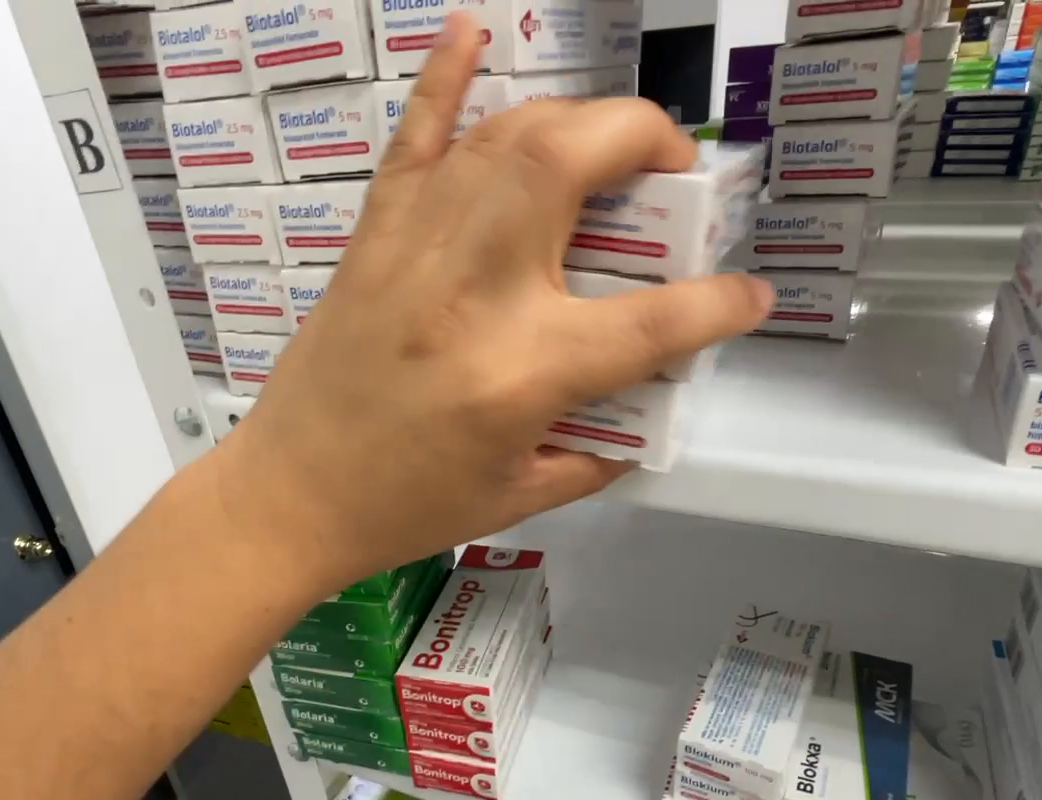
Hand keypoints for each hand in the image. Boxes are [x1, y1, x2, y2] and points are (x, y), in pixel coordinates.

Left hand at [204, 13, 769, 594]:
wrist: (291, 497)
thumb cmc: (407, 509)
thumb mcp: (521, 498)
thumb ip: (597, 453)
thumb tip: (644, 409)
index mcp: (524, 372)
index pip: (654, 320)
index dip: (719, 304)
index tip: (750, 295)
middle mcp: (477, 289)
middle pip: (576, 164)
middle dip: (645, 146)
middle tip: (669, 177)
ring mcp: (418, 248)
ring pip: (510, 137)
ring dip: (576, 123)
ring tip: (605, 152)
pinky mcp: (374, 236)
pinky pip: (415, 138)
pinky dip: (447, 78)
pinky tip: (472, 31)